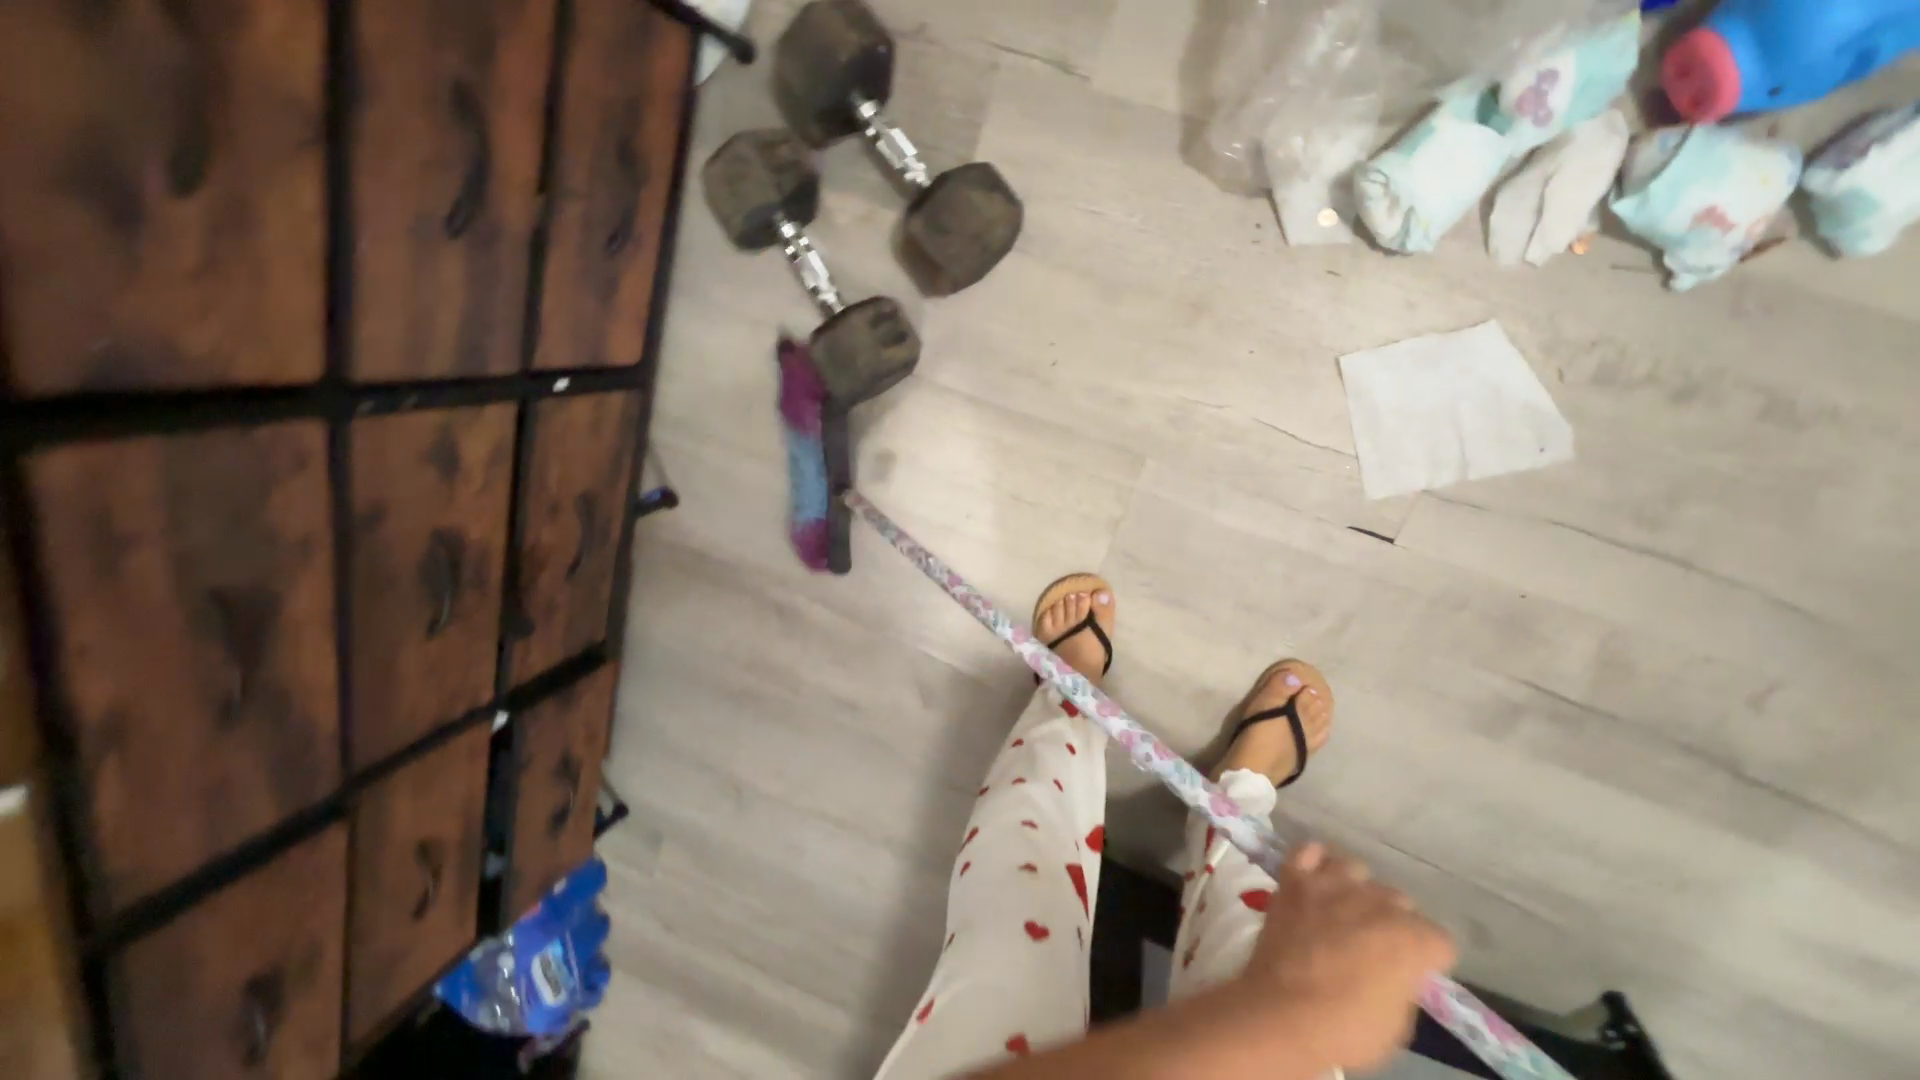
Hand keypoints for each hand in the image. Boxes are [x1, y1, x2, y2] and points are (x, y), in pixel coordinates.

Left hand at [1238, 843, 1456, 1072]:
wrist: (1281, 1015)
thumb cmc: (1345, 1030)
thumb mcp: (1398, 1024)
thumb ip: (1404, 985)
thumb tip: (1397, 972)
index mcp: (1411, 940)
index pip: (1439, 939)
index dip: (1429, 958)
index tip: (1414, 971)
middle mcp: (1375, 903)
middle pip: (1398, 901)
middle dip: (1393, 922)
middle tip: (1374, 947)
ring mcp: (1331, 885)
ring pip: (1355, 869)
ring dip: (1355, 889)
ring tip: (1343, 912)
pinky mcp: (1294, 880)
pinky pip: (1308, 851)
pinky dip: (1313, 861)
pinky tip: (1315, 879)